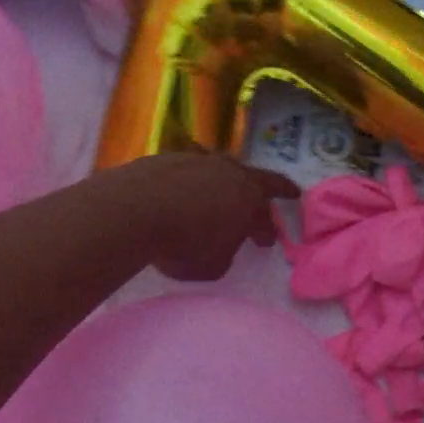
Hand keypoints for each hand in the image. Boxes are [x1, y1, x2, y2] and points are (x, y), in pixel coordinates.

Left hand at [87, 152, 299, 280]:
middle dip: (275, 187)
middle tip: (288, 190)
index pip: (266, 217)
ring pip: (224, 167)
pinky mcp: (170, 157)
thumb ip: (225, 251)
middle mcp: (230, 173)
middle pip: (259, 178)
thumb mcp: (213, 265)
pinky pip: (190, 168)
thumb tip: (221, 241)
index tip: (267, 241)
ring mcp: (200, 161)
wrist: (135, 210)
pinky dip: (193, 178)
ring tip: (227, 186)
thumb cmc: (183, 243)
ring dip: (229, 178)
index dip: (268, 231)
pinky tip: (185, 186)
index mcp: (249, 200)